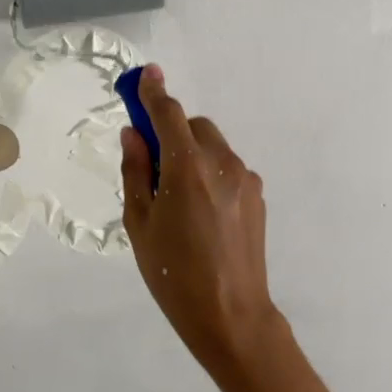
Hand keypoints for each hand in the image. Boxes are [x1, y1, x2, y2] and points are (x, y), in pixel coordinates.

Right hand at [120, 65, 280, 376]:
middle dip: (171, 131)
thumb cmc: (173, 273)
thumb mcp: (139, 223)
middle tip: (150, 163)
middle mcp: (222, 164)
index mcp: (187, 169)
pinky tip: (199, 212)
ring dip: (191, 154)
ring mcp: (245, 180)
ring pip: (212, 147)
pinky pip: (226, 169)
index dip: (154, 93)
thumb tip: (134, 134)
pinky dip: (208, 173)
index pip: (169, 114)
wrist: (231, 315)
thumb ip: (136, 171)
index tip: (145, 75)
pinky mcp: (257, 197)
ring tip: (176, 199)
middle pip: (194, 126)